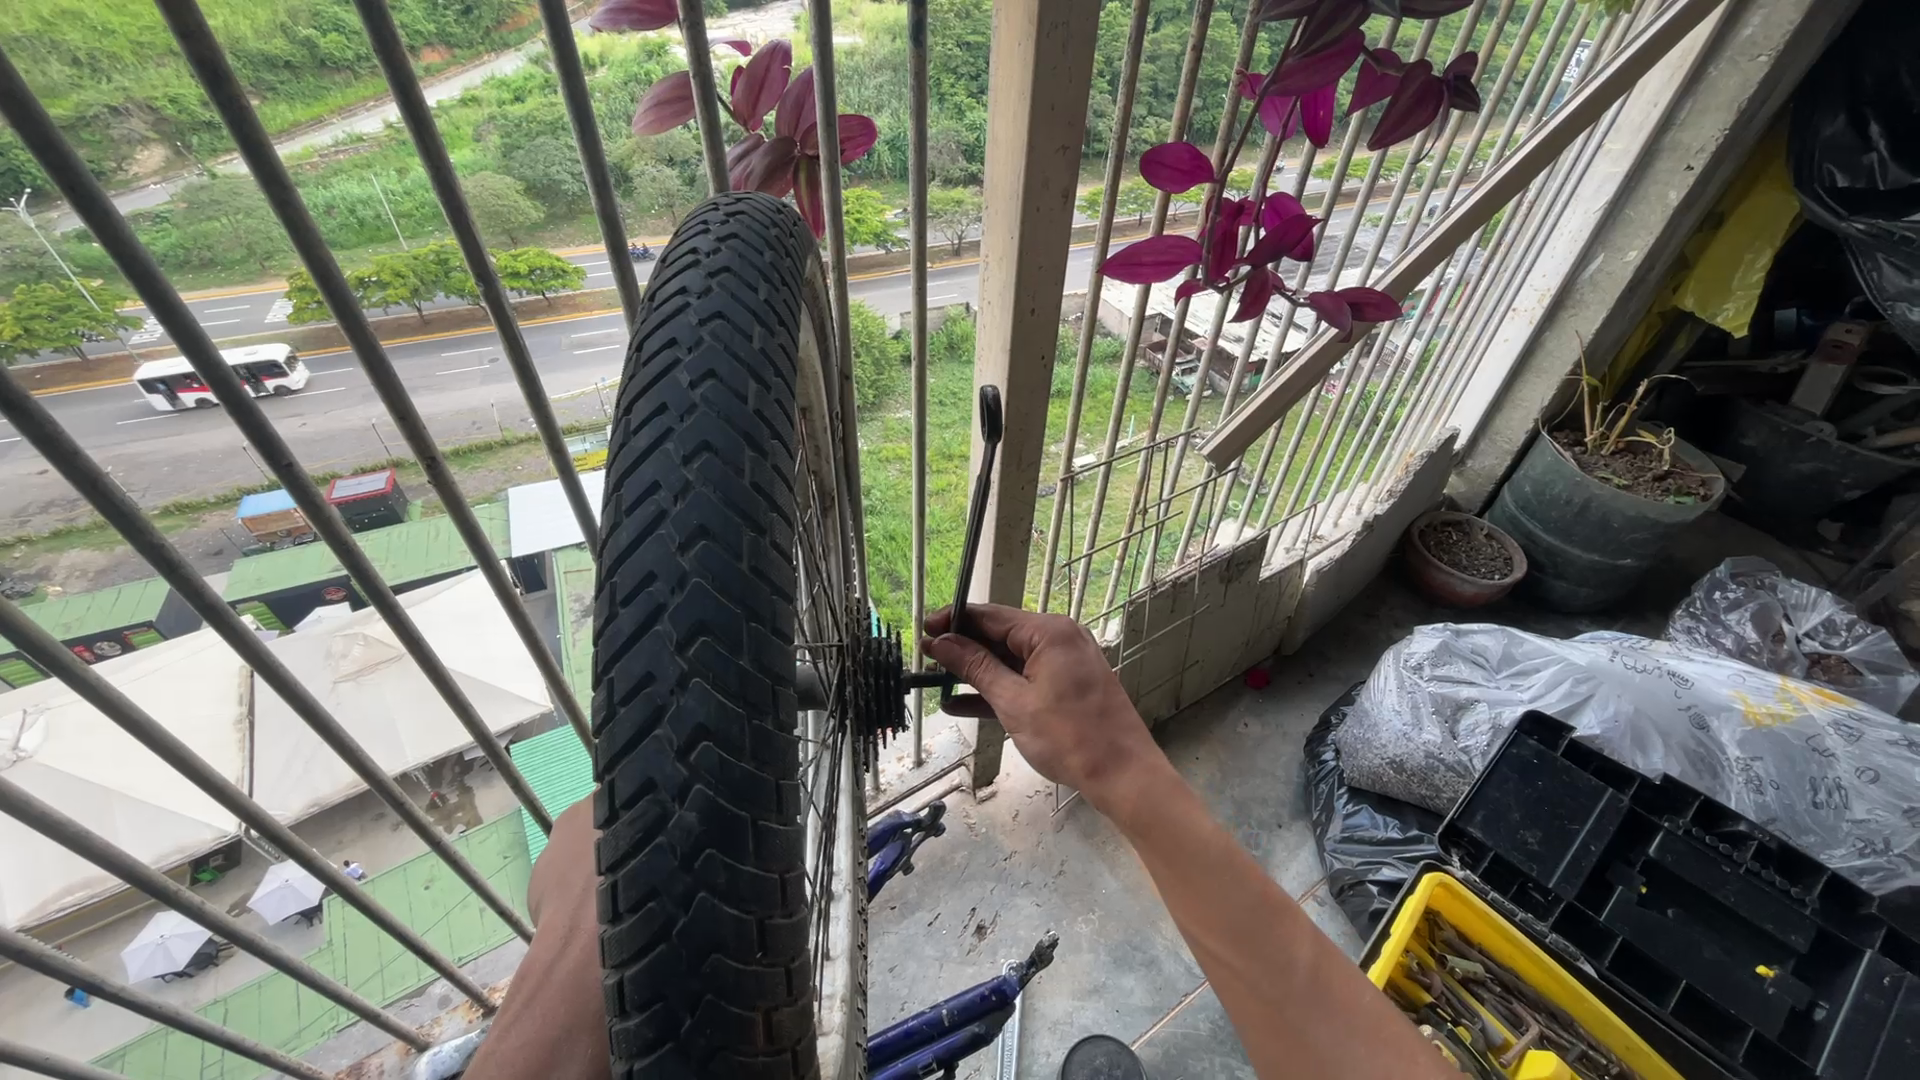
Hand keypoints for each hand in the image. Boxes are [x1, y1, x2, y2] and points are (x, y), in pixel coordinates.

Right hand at [922, 604, 1168, 811]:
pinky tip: (960, 704)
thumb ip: (975, 668)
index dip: (953, 621)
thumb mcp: (1014, 702)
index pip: (990, 615)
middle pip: (1000, 635)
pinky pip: (1025, 679)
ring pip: (1010, 659)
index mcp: (1049, 632)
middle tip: (925, 660)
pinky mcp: (1068, 685)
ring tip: (935, 682)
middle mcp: (1060, 638)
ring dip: (976, 672)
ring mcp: (1066, 662)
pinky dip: (998, 689)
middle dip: (962, 649)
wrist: (1124, 775)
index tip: (923, 630)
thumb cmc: (1069, 737)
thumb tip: (941, 642)